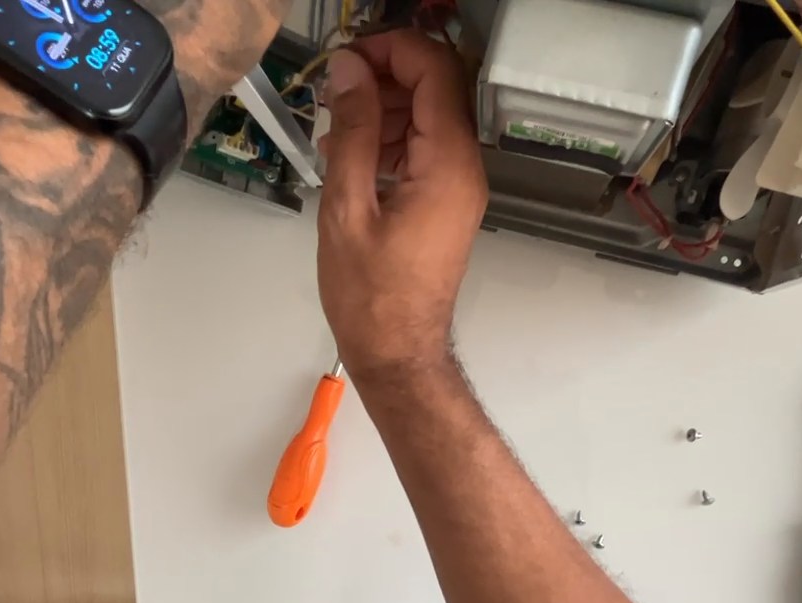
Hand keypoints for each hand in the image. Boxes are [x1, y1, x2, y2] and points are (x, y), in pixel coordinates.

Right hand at [317, 31, 487, 376]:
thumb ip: (352, 131)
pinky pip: (425, 155)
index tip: (348, 57)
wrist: (398, 354)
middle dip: (384, 77)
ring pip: (429, 121)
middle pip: (436, 90)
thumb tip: (351, 71)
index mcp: (446, 166)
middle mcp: (465, 172)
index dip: (391, 48)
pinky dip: (391, 144)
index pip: (434, 69)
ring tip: (336, 133)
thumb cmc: (371, 298)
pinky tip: (353, 160)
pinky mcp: (447, 209)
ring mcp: (459, 191)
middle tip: (336, 93)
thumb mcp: (348, 209)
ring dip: (384, 112)